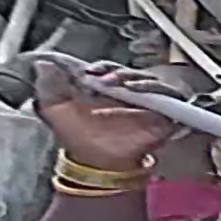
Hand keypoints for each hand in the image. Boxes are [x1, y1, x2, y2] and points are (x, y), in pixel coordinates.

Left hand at [33, 59, 180, 171]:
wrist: (100, 157)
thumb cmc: (77, 135)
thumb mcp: (54, 108)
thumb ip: (49, 86)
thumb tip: (45, 63)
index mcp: (106, 90)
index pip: (113, 70)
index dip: (106, 67)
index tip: (93, 71)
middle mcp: (131, 95)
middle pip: (138, 75)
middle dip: (125, 73)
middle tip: (108, 78)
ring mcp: (152, 105)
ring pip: (159, 84)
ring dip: (146, 81)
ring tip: (129, 85)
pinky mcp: (168, 116)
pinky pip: (175, 100)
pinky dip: (166, 94)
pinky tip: (148, 95)